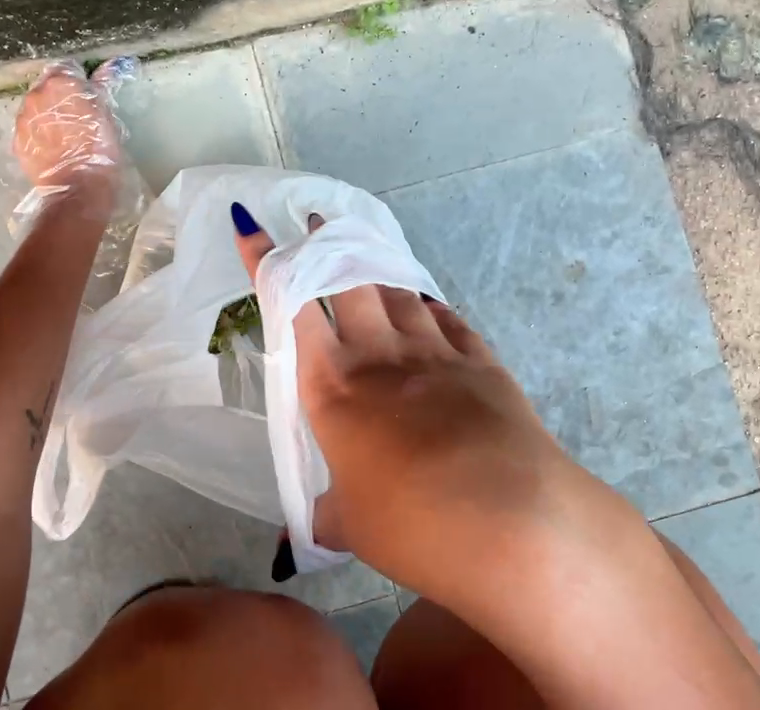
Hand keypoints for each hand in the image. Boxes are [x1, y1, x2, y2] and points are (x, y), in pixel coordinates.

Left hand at [13, 60, 125, 192]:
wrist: (78, 187)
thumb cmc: (100, 148)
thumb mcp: (107, 113)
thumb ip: (104, 85)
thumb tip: (111, 65)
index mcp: (61, 82)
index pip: (69, 68)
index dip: (80, 80)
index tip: (89, 95)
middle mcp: (36, 94)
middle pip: (48, 85)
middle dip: (61, 95)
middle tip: (78, 115)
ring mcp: (23, 118)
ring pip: (37, 106)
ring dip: (48, 113)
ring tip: (65, 134)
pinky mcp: (17, 140)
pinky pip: (29, 128)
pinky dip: (39, 132)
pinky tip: (54, 147)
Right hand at [231, 206, 576, 601]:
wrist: (509, 518)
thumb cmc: (411, 524)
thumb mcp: (353, 527)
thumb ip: (327, 516)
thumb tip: (304, 534)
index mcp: (332, 387)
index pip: (290, 308)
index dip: (266, 264)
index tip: (250, 225)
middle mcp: (379, 355)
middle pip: (348, 282)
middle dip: (328, 246)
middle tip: (319, 224)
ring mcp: (434, 352)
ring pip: (399, 292)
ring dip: (378, 268)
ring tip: (368, 254)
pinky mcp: (480, 360)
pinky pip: (448, 319)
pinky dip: (431, 306)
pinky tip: (429, 303)